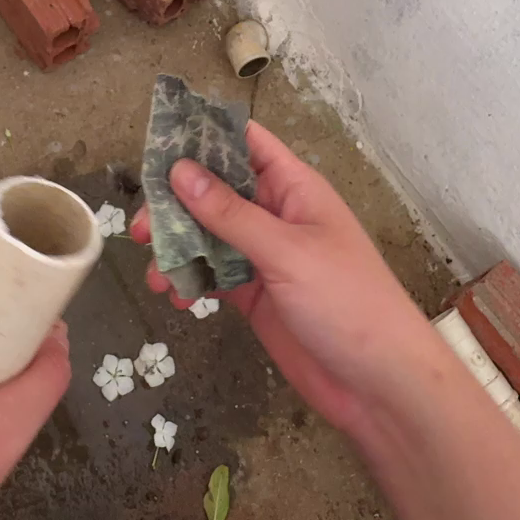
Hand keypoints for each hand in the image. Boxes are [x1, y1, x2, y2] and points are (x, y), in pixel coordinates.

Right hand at [134, 126, 519, 519]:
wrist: (380, 385)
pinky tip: (175, 298)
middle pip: (215, 190)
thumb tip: (179, 170)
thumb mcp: (286, 252)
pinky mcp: (253, 293)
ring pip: (207, 234)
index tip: (158, 141)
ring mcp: (263, 254)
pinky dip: (189, 280)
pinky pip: (212, 273)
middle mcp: (275, 213)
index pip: (245, 142)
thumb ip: (230, 214)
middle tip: (139, 226)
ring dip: (177, 247)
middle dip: (176, 203)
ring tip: (153, 273)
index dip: (205, 134)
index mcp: (293, 187)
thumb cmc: (346, 301)